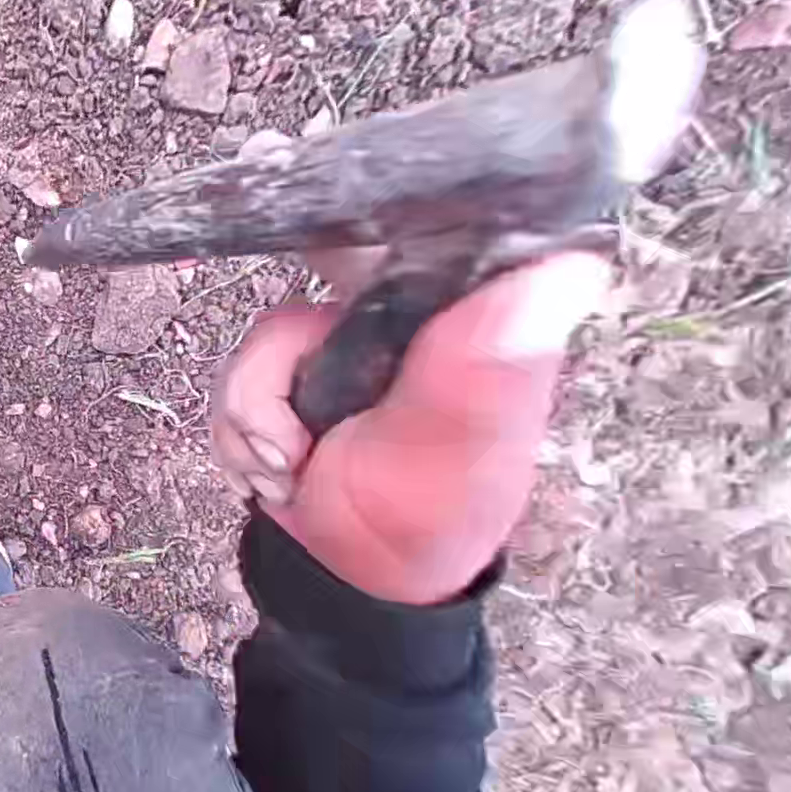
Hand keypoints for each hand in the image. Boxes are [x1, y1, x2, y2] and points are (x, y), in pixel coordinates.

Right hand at [211, 253, 609, 603]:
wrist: (348, 570)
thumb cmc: (424, 517)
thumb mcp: (457, 454)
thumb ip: (482, 372)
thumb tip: (562, 269)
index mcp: (446, 323)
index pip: (411, 235)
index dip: (359, 221)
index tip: (313, 242)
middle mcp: (382, 325)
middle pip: (300, 300)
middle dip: (270, 378)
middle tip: (286, 440)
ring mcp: (322, 353)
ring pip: (255, 347)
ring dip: (252, 421)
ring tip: (283, 473)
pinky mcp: (277, 381)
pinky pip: (228, 382)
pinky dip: (234, 435)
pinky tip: (263, 473)